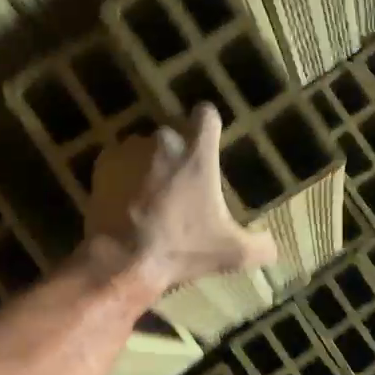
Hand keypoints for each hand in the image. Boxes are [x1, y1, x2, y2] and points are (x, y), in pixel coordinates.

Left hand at [85, 103, 277, 292]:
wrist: (122, 259)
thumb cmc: (182, 248)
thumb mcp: (233, 254)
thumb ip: (261, 247)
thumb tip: (272, 247)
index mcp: (197, 153)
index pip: (206, 114)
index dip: (208, 127)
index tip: (209, 143)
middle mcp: (162, 140)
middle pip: (174, 136)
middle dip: (177, 156)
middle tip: (181, 187)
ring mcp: (128, 150)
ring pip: (144, 149)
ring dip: (149, 166)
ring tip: (151, 198)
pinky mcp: (102, 165)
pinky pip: (119, 164)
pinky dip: (124, 178)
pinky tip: (128, 204)